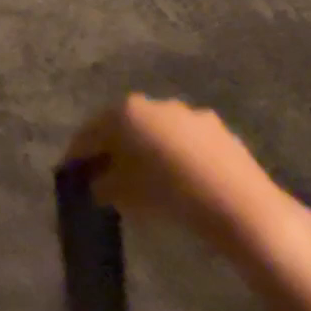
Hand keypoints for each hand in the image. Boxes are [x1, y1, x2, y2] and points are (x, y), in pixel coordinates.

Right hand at [63, 94, 310, 261]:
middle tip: (106, 175)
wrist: (239, 205)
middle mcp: (155, 104)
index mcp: (124, 112)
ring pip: (157, 133)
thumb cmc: (167, 193)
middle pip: (123, 127)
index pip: (88, 133)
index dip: (77, 155)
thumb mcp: (121, 193)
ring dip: (146, 151)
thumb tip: (96, 183)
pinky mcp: (219, 131)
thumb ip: (100, 184)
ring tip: (145, 179)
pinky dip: (175, 156)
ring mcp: (190, 115)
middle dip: (113, 150)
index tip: (71, 174)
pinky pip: (185, 142)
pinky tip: (178, 180)